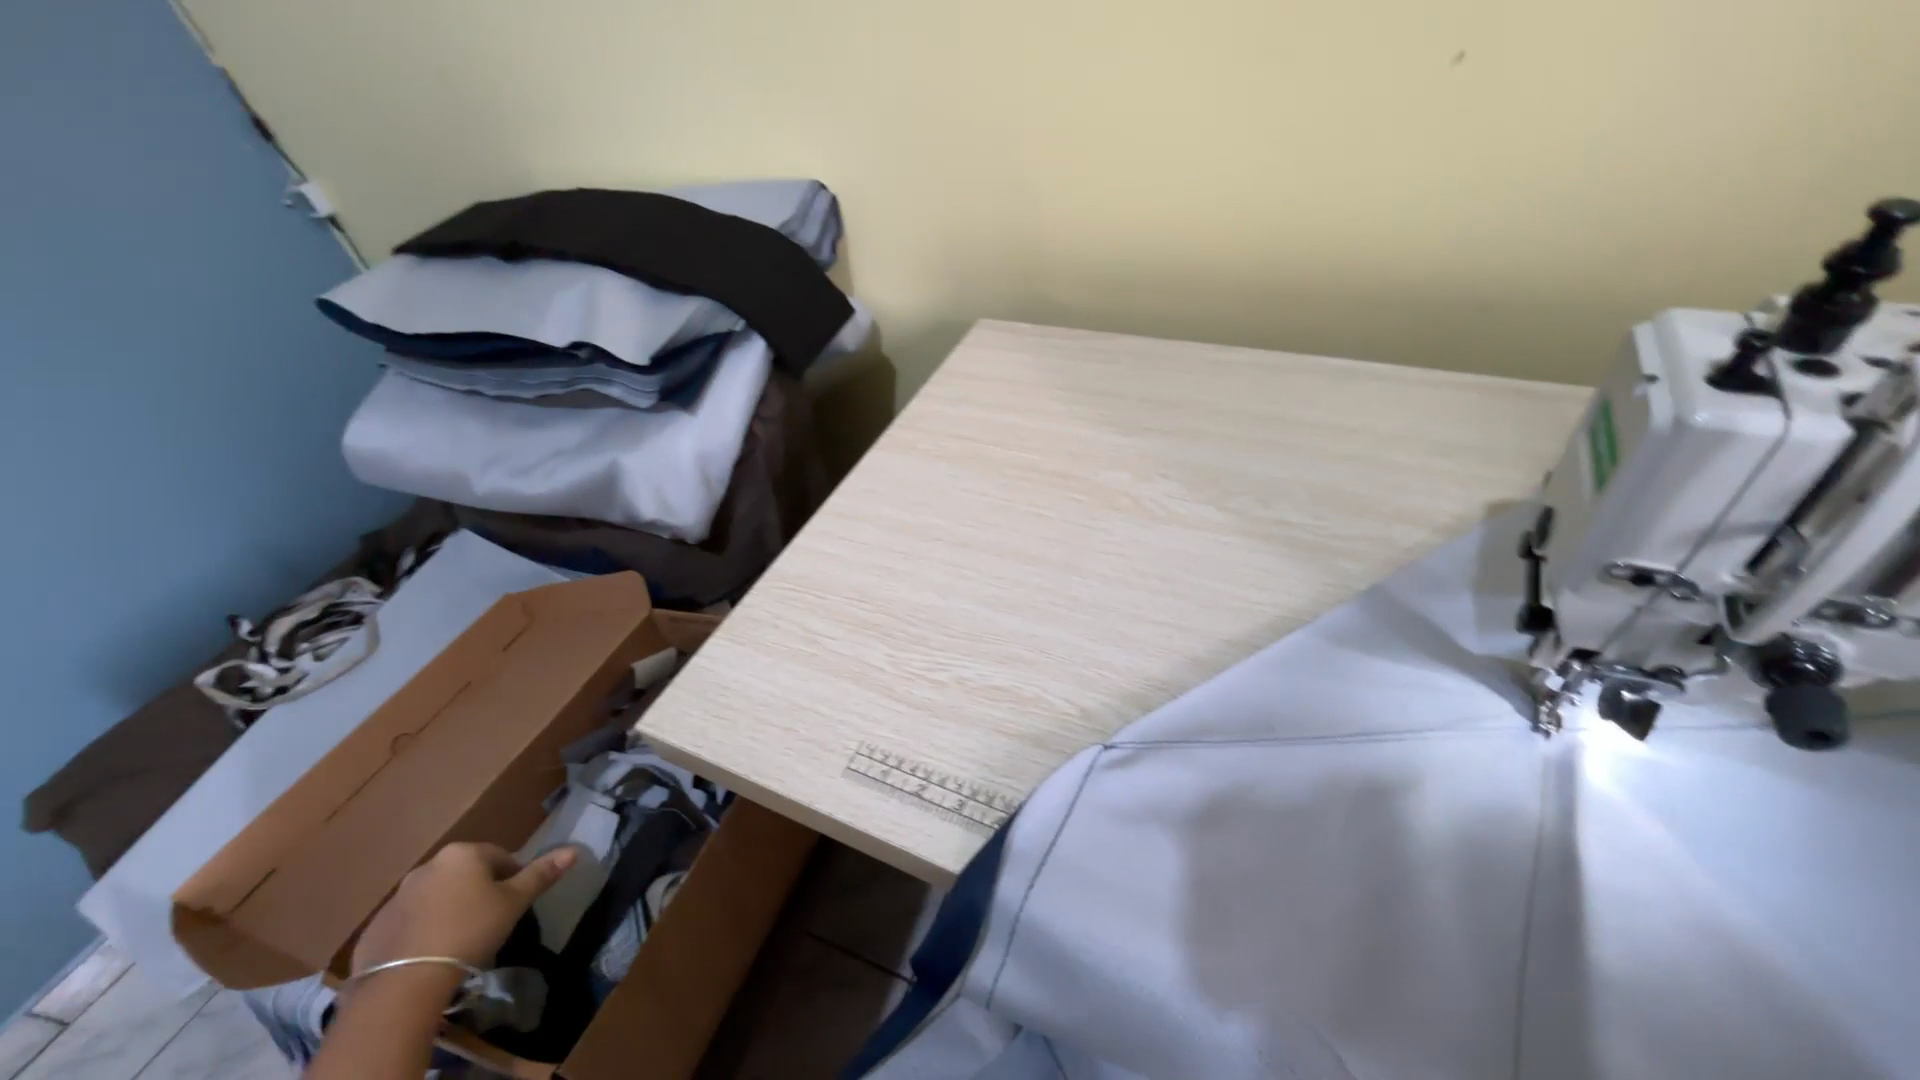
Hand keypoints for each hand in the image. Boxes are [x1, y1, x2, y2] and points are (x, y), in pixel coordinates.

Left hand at [351, 841, 576, 973]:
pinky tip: (432, 953)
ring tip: (460, 940)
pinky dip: (423, 930)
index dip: (512, 879)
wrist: (406, 979)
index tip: (515, 905)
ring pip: (436, 896)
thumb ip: (541, 875)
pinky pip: (410, 920)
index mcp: (463, 853)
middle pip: (465, 873)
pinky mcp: (378, 924)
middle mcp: (428, 865)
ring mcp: (398, 895)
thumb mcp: (514, 903)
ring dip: (450, 909)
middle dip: (478, 892)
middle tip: (490, 921)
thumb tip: (574, 850)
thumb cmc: (471, 930)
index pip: (500, 857)